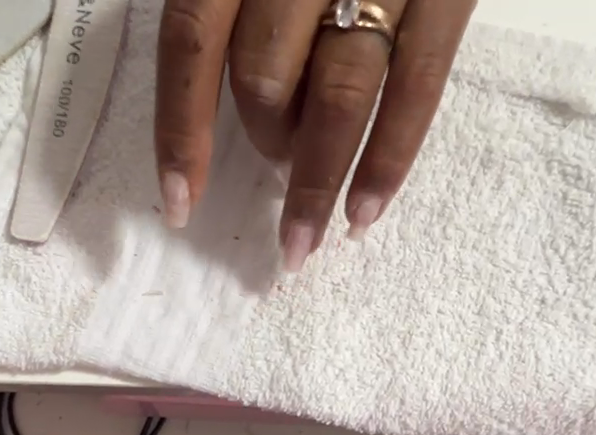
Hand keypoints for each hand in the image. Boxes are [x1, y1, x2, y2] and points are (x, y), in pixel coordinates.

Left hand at [154, 0, 476, 270]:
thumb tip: (220, 92)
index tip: (177, 206)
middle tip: (276, 156)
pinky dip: (388, 162)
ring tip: (304, 233)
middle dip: (264, 139)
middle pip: (264, 77)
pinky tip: (362, 216)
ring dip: (315, 182)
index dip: (180, 131)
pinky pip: (417, 90)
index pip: (192, 40)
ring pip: (337, 97)